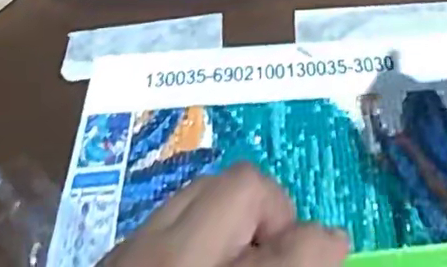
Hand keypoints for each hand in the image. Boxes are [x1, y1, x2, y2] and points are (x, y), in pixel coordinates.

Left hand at [101, 164, 349, 266]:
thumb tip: (326, 247)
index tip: (335, 252)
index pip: (294, 246)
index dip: (323, 245)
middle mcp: (175, 260)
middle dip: (275, 213)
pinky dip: (196, 229)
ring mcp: (135, 250)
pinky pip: (169, 212)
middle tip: (278, 261)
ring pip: (204, 188)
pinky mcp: (111, 252)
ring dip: (233, 216)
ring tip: (237, 262)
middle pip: (245, 187)